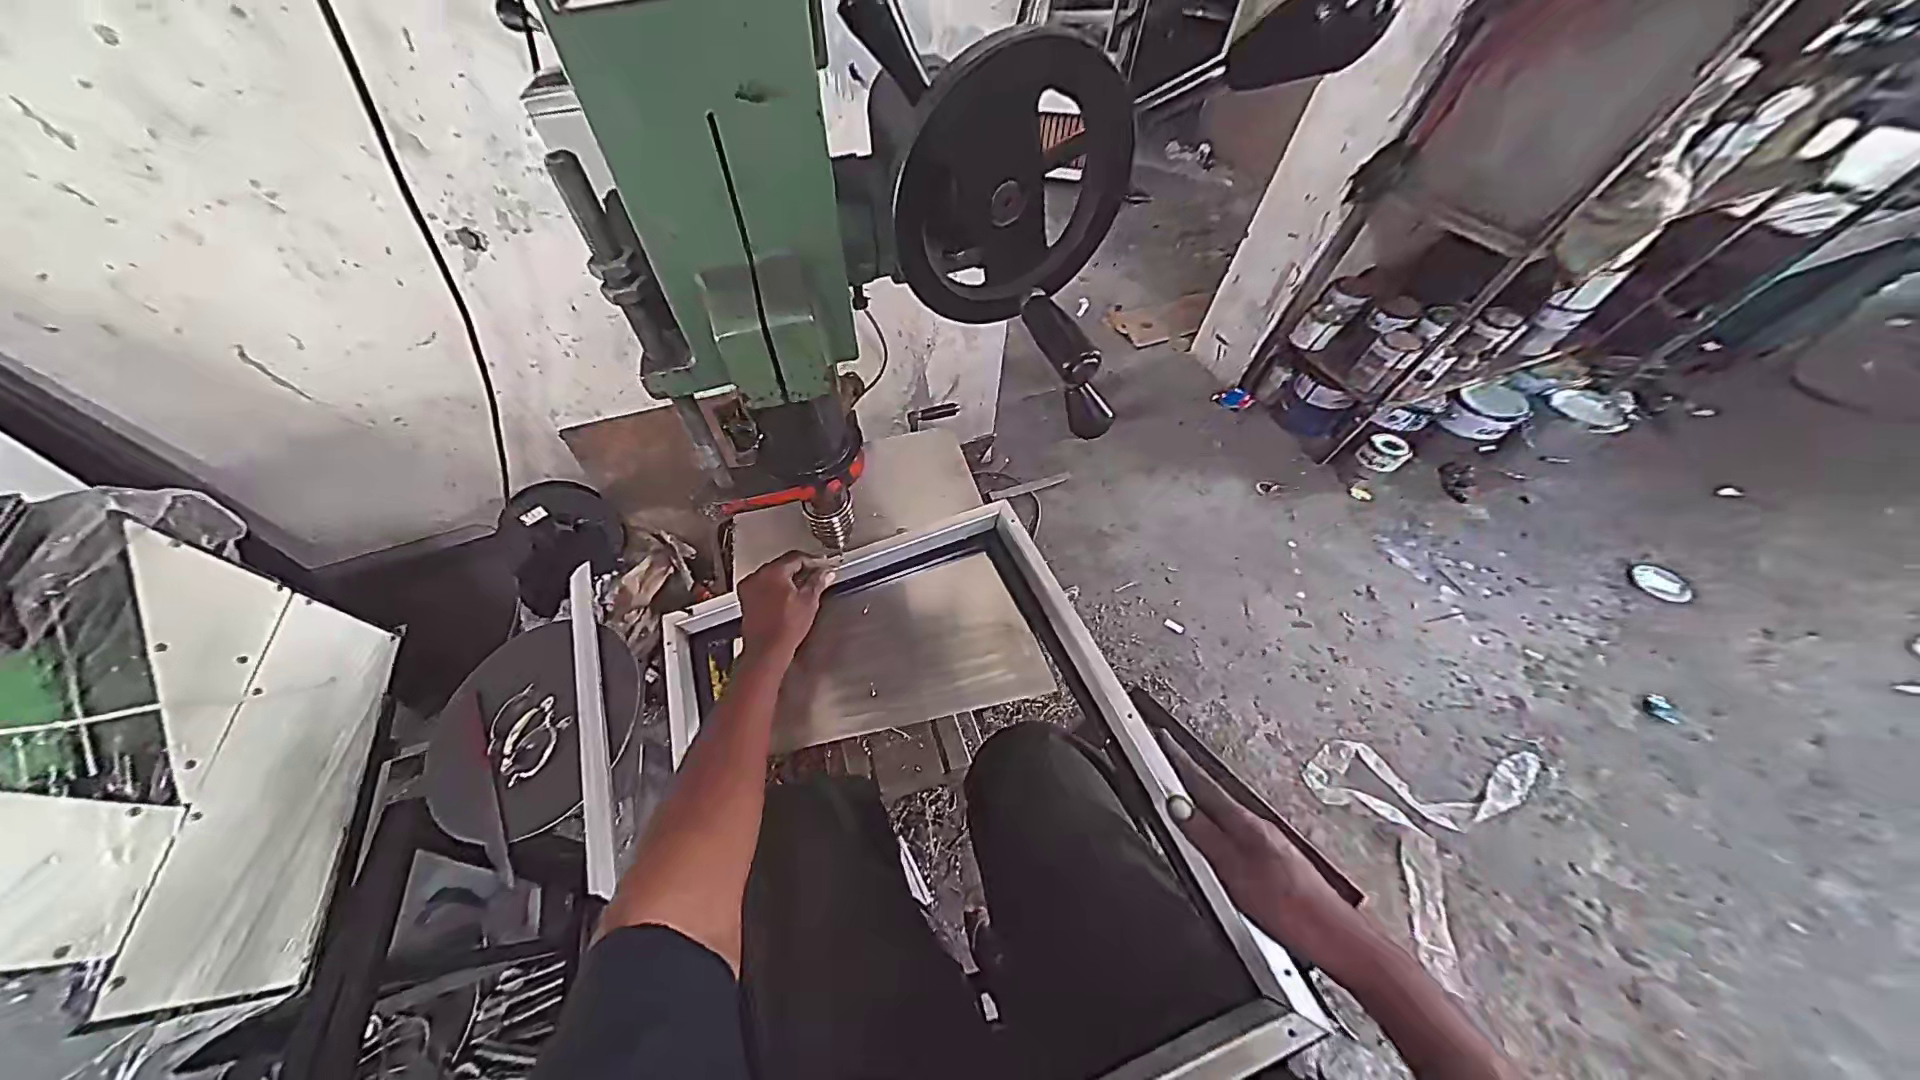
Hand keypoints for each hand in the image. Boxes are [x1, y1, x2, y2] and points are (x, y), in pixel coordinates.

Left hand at [737, 551, 833, 662]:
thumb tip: (825, 573)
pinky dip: (775, 588)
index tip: (821, 565)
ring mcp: (750, 588)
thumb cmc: (785, 628)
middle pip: (782, 564)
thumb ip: (818, 582)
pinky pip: (763, 586)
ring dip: (787, 578)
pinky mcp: (746, 599)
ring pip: (772, 575)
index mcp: (774, 572)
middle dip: (799, 569)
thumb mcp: (809, 601)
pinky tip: (786, 598)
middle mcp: (758, 576)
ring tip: (802, 588)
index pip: (796, 557)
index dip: (812, 561)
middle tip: (814, 576)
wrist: (768, 650)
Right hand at [1158, 731, 1356, 959]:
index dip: (1180, 762)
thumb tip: (1177, 806)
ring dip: (1204, 800)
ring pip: (1228, 814)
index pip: (1204, 784)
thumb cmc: (1292, 911)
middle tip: (1169, 759)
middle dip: (1189, 775)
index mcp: (1247, 825)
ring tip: (1185, 793)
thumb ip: (1204, 837)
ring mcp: (1270, 845)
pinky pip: (1239, 832)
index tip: (1164, 741)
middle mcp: (1260, 829)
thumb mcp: (1234, 872)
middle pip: (1215, 795)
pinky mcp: (1277, 862)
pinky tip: (1217, 836)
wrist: (1337, 940)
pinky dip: (1220, 824)